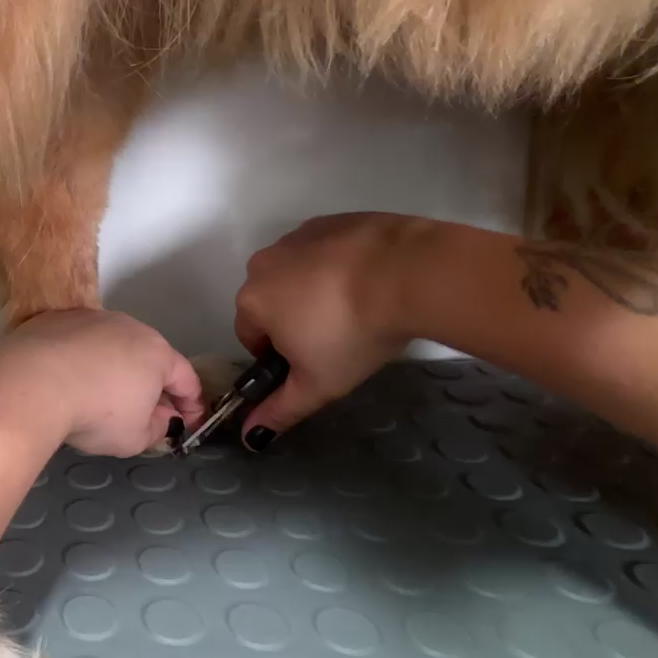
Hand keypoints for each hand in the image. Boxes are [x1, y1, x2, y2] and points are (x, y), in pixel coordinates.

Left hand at [0, 310, 203, 456]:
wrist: (32, 382)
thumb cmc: (94, 412)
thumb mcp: (135, 438)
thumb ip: (157, 428)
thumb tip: (161, 417)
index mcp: (156, 352)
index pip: (185, 376)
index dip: (191, 402)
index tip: (188, 421)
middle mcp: (127, 326)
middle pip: (147, 355)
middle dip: (150, 383)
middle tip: (144, 411)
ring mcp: (88, 318)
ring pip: (109, 344)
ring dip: (112, 367)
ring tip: (99, 394)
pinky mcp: (54, 319)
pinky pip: (75, 341)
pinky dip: (77, 358)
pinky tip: (65, 380)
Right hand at [232, 213, 430, 448]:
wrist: (409, 273)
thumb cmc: (352, 333)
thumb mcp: (318, 384)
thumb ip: (281, 410)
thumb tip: (248, 437)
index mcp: (251, 301)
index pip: (250, 335)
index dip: (279, 355)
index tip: (313, 362)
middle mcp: (263, 263)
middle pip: (271, 300)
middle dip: (296, 319)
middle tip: (338, 338)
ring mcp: (297, 236)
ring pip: (298, 273)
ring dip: (316, 290)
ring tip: (360, 308)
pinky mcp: (331, 220)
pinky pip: (325, 249)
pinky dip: (340, 265)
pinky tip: (371, 279)